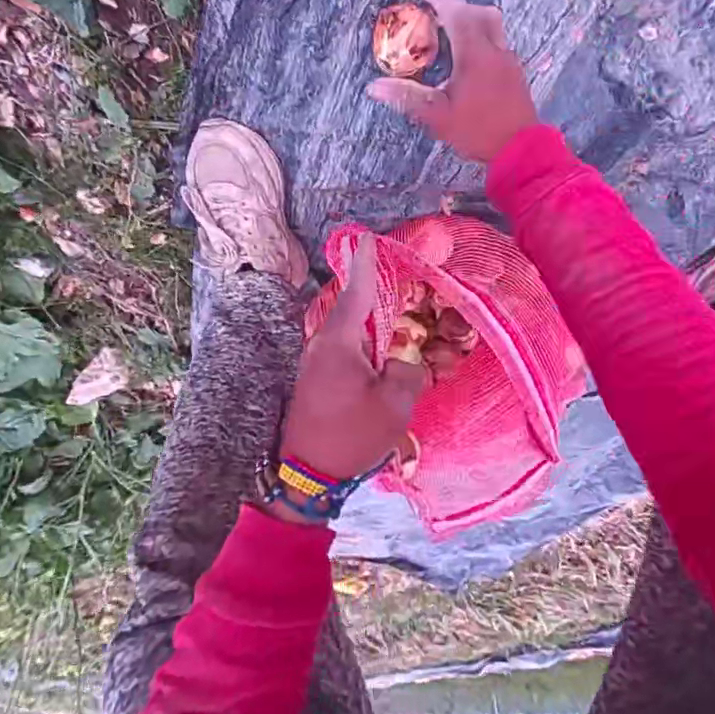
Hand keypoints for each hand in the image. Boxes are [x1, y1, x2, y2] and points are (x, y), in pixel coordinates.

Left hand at [280, 237, 428, 485]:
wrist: (307, 477)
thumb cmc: (352, 437)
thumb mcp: (394, 406)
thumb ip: (407, 372)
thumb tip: (403, 358)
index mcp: (340, 342)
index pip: (357, 292)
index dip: (365, 264)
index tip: (365, 236)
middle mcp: (322, 345)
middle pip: (353, 309)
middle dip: (373, 291)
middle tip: (394, 277)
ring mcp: (316, 364)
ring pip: (350, 331)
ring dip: (371, 322)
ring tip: (395, 316)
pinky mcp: (316, 380)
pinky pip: (345, 349)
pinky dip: (364, 343)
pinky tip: (380, 352)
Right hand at [366, 0, 537, 162]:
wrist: (521, 150)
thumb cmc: (478, 131)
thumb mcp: (438, 116)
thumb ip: (408, 98)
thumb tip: (374, 87)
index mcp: (475, 55)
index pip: (458, 13)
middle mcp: (496, 52)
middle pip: (481, 14)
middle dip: (459, 6)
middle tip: (439, 11)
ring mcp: (510, 63)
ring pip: (494, 28)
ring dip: (474, 22)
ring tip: (453, 33)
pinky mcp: (516, 76)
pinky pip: (499, 46)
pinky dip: (484, 41)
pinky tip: (472, 60)